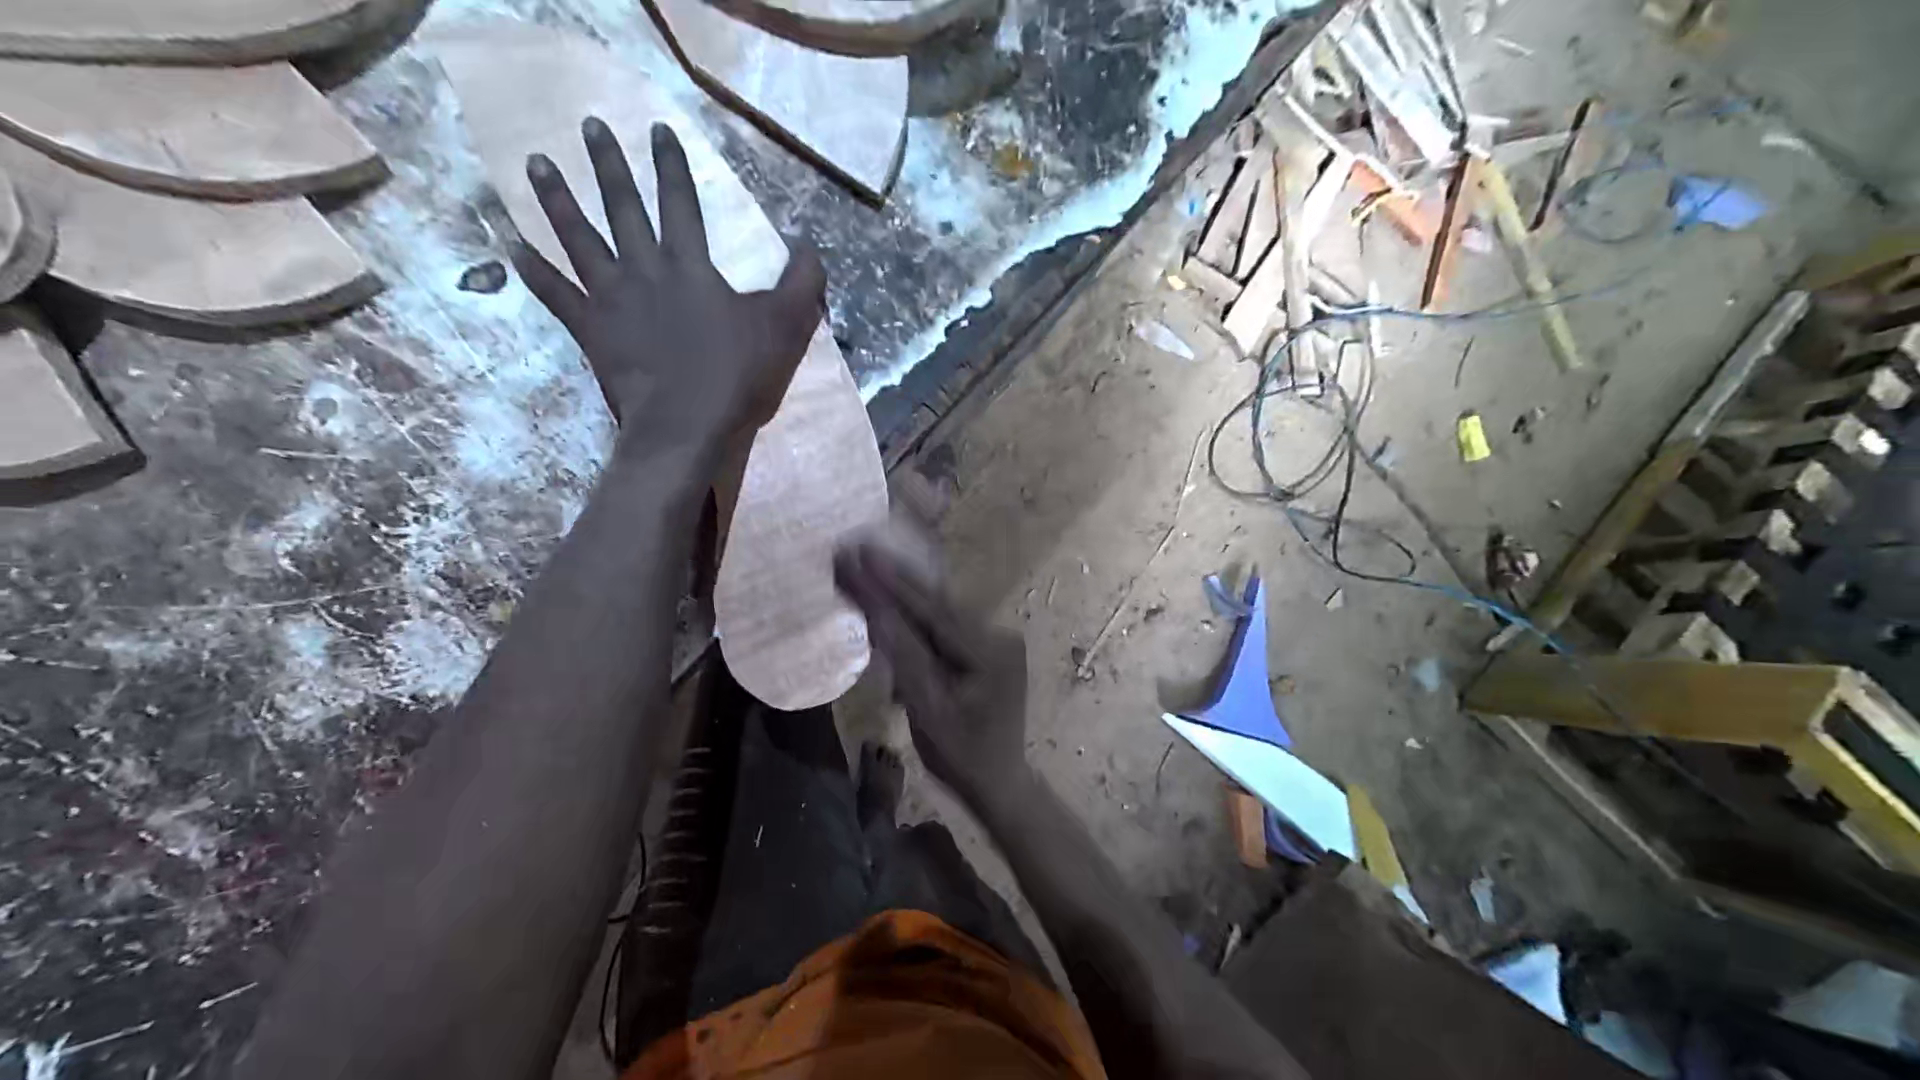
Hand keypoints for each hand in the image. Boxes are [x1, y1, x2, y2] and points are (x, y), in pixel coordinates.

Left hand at [511, 118, 826, 462]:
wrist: (687, 425)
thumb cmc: (737, 374)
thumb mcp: (786, 327)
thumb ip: (801, 283)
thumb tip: (808, 246)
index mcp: (690, 266)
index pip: (680, 203)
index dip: (671, 165)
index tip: (659, 129)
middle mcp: (644, 270)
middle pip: (623, 208)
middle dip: (609, 165)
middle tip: (589, 126)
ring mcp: (611, 299)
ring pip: (579, 239)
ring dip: (557, 199)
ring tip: (536, 163)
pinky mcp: (591, 330)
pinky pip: (555, 293)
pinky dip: (531, 268)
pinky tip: (510, 244)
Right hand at [833, 541, 1029, 799]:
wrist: (999, 781)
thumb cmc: (961, 756)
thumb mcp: (928, 711)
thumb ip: (903, 658)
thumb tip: (875, 611)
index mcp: (989, 651)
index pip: (930, 610)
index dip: (889, 583)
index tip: (855, 556)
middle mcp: (998, 635)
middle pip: (936, 604)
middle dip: (892, 578)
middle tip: (854, 551)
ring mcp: (996, 639)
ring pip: (940, 611)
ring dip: (902, 593)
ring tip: (865, 567)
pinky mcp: (987, 647)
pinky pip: (945, 625)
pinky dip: (916, 615)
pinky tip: (891, 597)